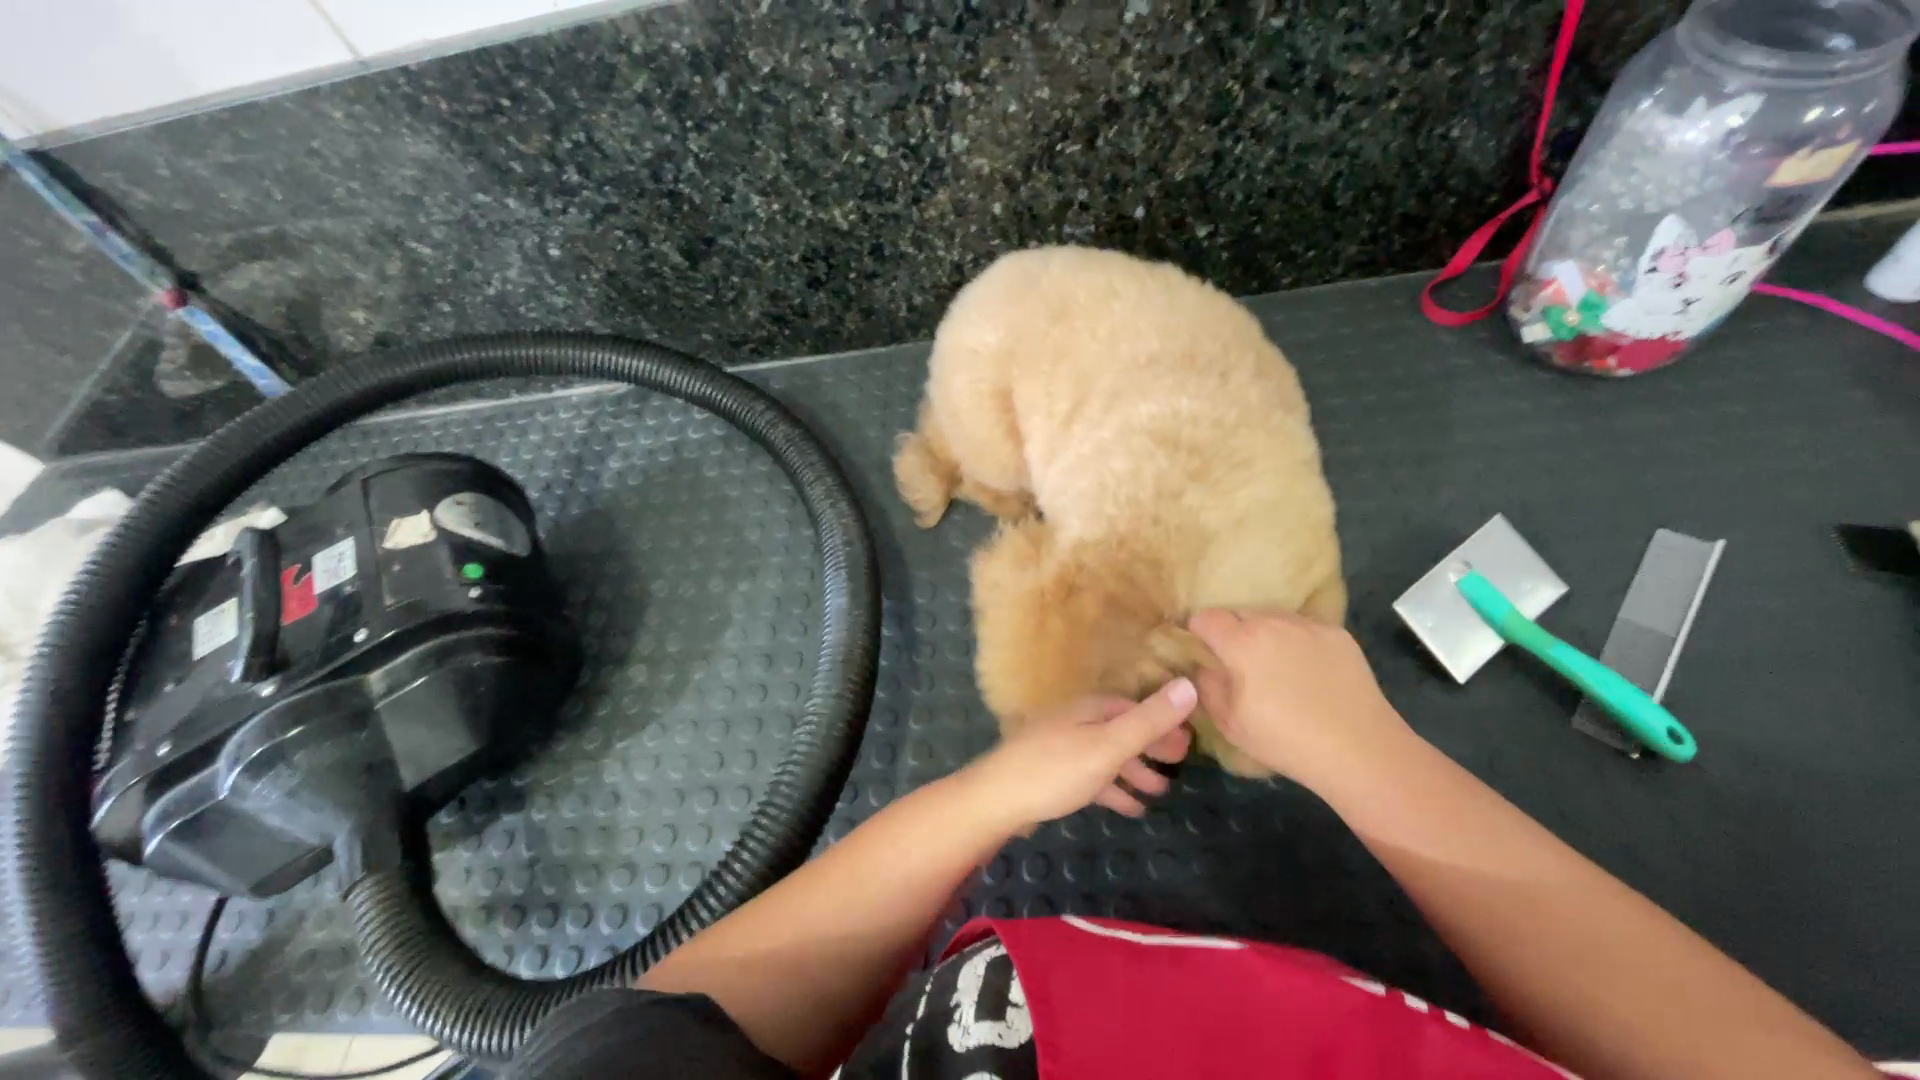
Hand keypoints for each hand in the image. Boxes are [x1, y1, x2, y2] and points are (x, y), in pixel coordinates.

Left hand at [957, 679, 1196, 831]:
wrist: (995, 800)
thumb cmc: (1055, 769)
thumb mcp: (1108, 745)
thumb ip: (1148, 720)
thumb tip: (1190, 684)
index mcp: (1090, 709)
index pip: (1135, 709)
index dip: (1163, 724)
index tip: (1188, 744)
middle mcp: (1076, 723)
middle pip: (1121, 730)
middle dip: (1150, 748)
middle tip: (1178, 769)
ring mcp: (1061, 749)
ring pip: (1107, 756)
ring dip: (1134, 772)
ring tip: (1160, 793)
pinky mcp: (1051, 776)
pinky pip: (1091, 778)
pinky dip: (1113, 791)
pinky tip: (1130, 810)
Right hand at [1187, 608, 1413, 790]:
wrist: (1359, 749)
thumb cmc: (1285, 740)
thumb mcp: (1230, 723)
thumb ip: (1206, 686)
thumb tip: (1201, 666)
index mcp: (1242, 642)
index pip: (1205, 617)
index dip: (1197, 633)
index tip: (1203, 654)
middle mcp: (1274, 622)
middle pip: (1238, 612)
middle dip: (1230, 631)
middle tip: (1236, 664)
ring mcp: (1309, 625)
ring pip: (1272, 616)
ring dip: (1263, 633)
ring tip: (1274, 666)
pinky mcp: (1338, 634)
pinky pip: (1304, 627)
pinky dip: (1296, 641)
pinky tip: (1307, 671)